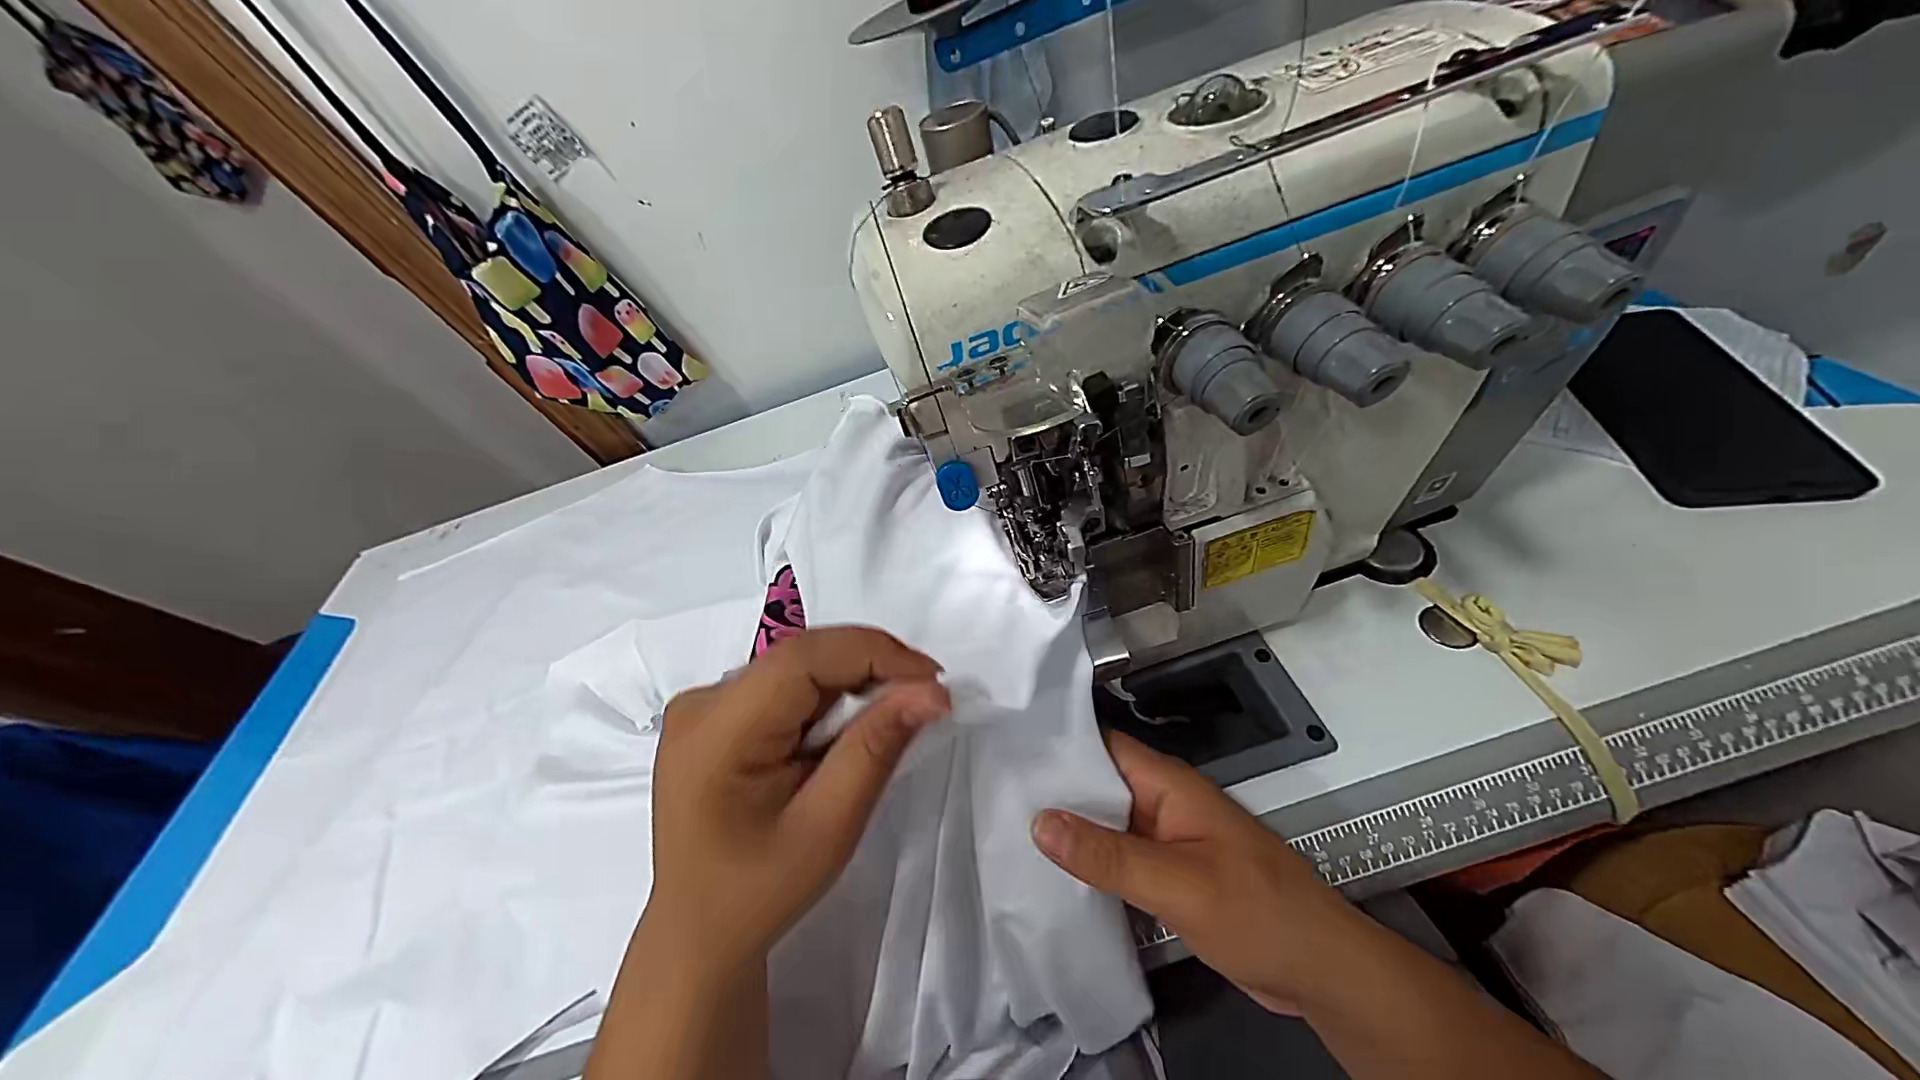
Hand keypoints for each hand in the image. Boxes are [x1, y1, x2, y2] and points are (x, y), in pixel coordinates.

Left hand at [644, 626, 950, 969]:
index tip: (933, 679)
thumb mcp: (828, 826)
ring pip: (797, 666)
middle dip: (869, 668)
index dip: (874, 653)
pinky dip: (826, 699)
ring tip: (884, 724)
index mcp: (714, 732)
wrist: (698, 932)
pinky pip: (784, 685)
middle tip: (922, 700)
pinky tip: (840, 737)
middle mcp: (701, 702)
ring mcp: (702, 706)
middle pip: (800, 656)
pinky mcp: (714, 715)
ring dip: (850, 684)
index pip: (802, 658)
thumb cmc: (759, 892)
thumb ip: (876, 748)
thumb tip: (931, 691)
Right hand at [1031, 731, 1366, 1013]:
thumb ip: (1109, 855)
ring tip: (1010, 832)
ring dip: (1069, 830)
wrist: (1322, 973)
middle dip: (1053, 791)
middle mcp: (1163, 803)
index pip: (1102, 746)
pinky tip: (1054, 874)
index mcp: (1169, 785)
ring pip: (1105, 823)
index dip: (1057, 746)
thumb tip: (1041, 822)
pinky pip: (1119, 857)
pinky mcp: (1168, 872)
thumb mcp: (1179, 885)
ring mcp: (1166, 839)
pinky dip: (1090, 862)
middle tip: (995, 797)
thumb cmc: (1262, 915)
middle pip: (1098, 784)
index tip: (1008, 753)